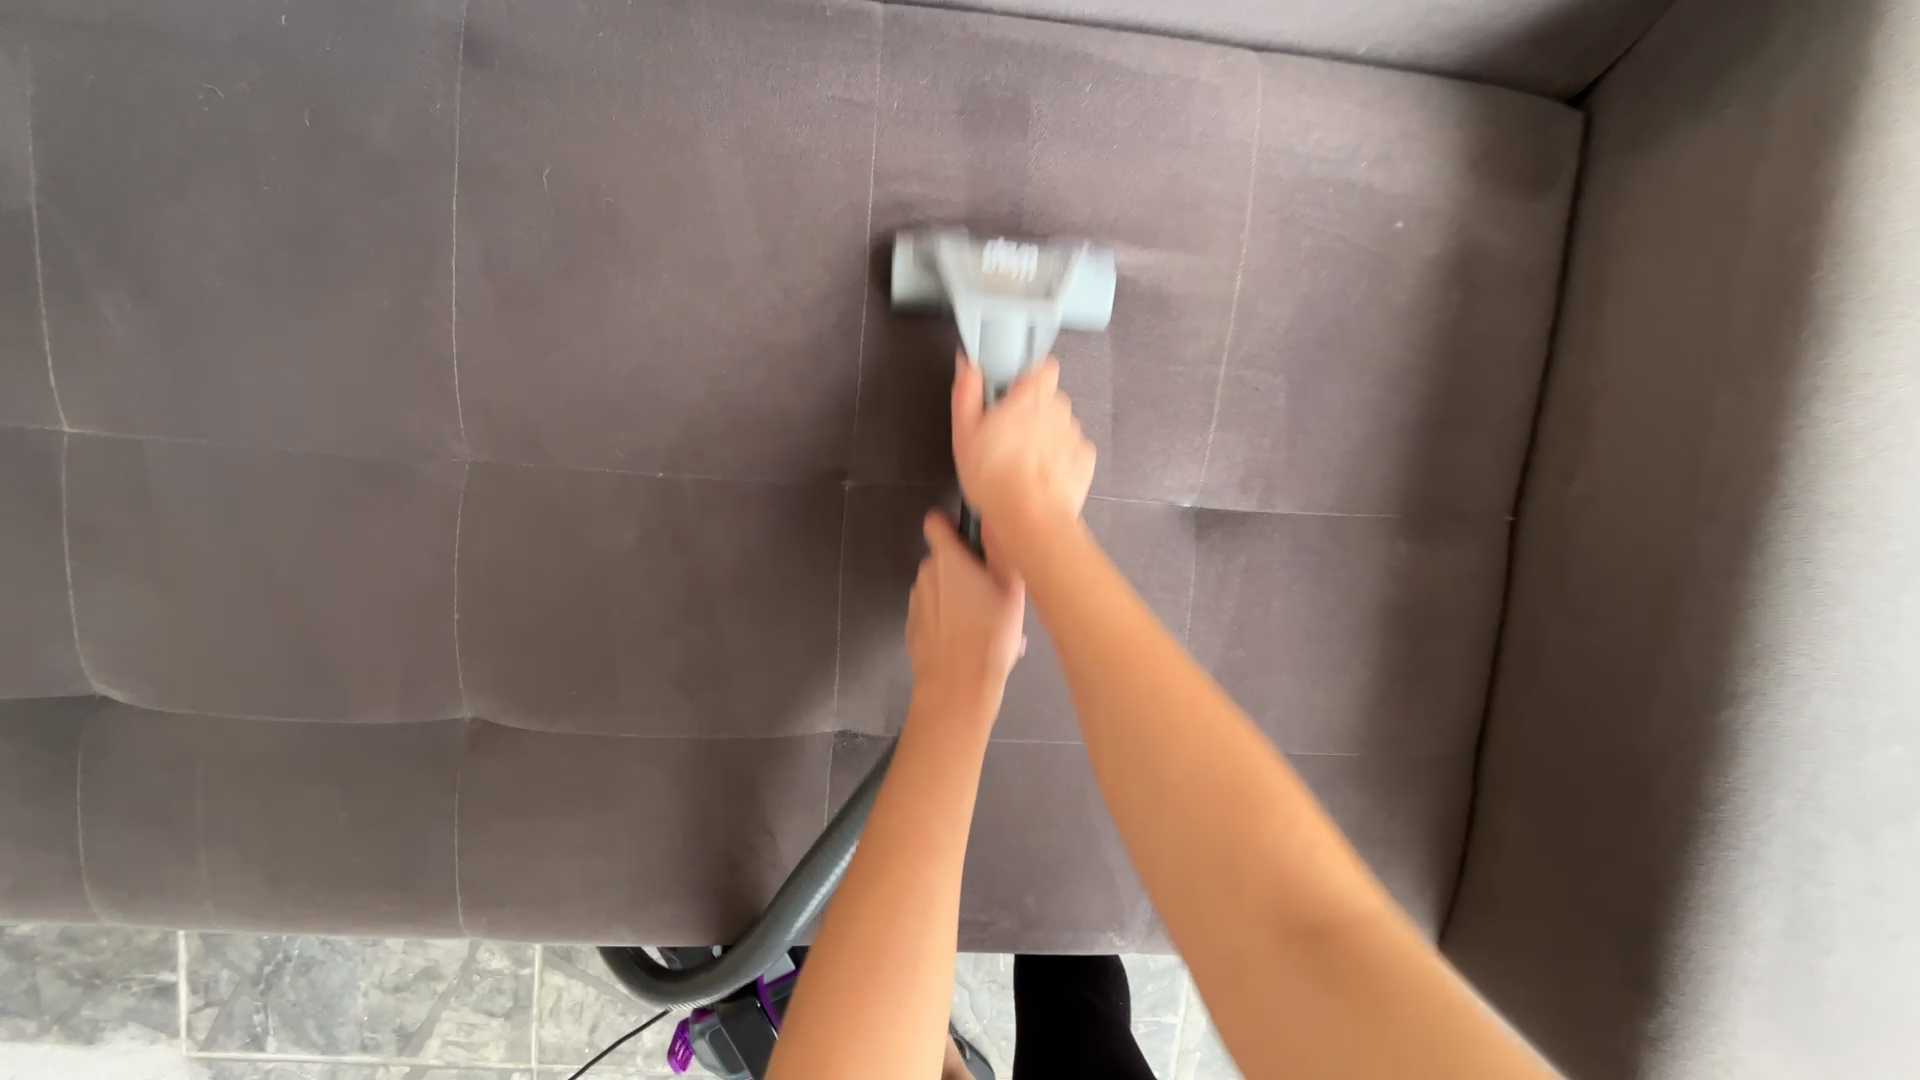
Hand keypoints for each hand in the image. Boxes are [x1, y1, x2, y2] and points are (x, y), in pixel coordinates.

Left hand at [906, 512, 1025, 707]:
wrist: (957, 685)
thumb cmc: (990, 633)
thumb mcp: (1012, 588)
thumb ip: (1000, 549)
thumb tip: (992, 521)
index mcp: (947, 558)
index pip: (936, 521)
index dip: (953, 525)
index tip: (973, 541)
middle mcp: (925, 574)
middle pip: (944, 559)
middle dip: (965, 569)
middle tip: (993, 592)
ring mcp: (915, 602)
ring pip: (940, 588)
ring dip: (958, 596)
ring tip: (986, 623)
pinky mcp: (912, 628)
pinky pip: (933, 614)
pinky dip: (948, 620)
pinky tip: (968, 642)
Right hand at [951, 354, 1095, 555]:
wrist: (1028, 516)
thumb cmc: (996, 477)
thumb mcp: (964, 432)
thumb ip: (967, 392)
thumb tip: (968, 369)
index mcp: (1031, 395)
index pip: (1042, 368)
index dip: (1027, 380)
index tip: (1011, 395)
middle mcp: (1058, 410)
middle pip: (1048, 401)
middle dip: (1031, 414)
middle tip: (1007, 438)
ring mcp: (1074, 435)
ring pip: (1058, 428)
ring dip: (1044, 440)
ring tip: (1020, 464)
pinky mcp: (1084, 460)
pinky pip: (1070, 453)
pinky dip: (1057, 462)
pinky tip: (1037, 477)